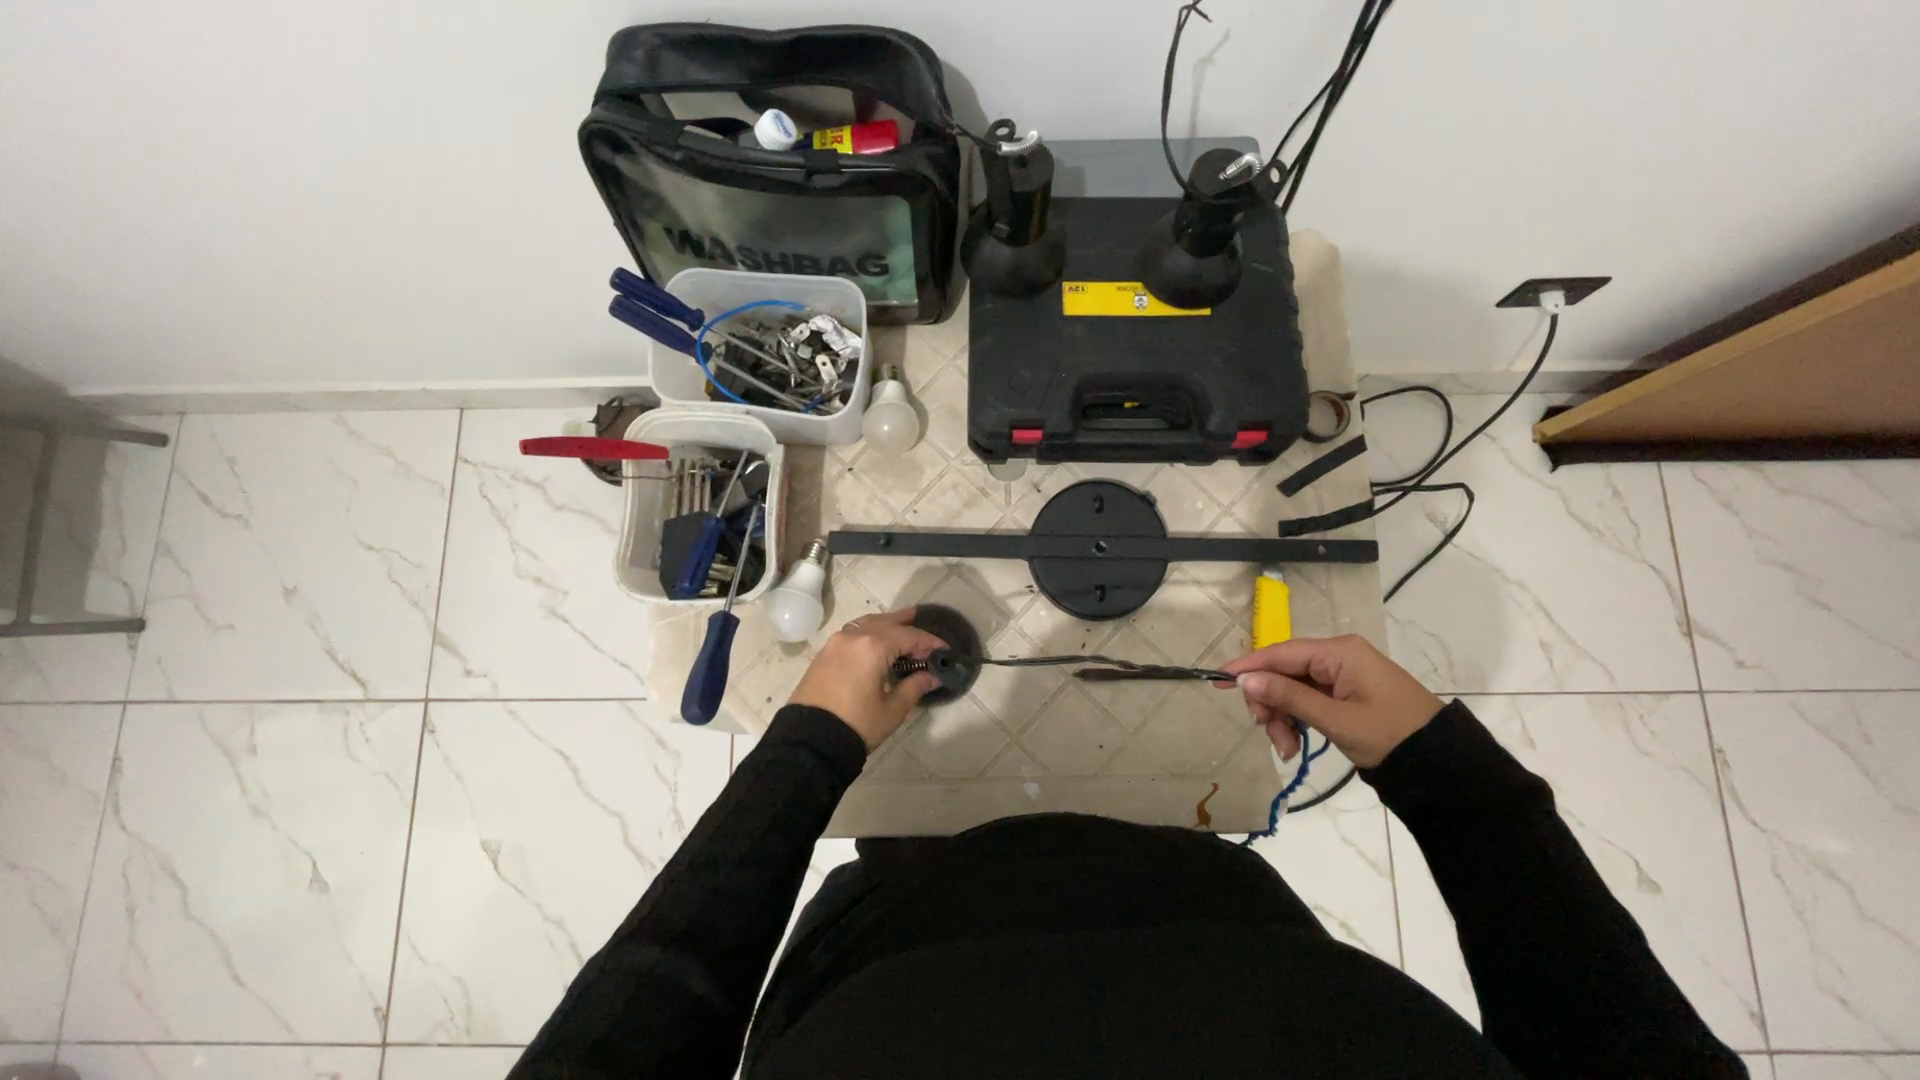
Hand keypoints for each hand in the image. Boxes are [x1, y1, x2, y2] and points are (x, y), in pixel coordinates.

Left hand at [788, 608, 945, 751]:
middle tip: (918, 616)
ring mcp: (834, 644)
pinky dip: (867, 634)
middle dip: (904, 623)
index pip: (908, 637)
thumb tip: (932, 676)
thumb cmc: (857, 725)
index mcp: (873, 646)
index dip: (929, 642)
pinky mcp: (823, 655)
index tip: (945, 650)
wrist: (809, 742)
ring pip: (865, 625)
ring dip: (883, 624)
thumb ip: (914, 687)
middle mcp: (853, 637)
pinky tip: (874, 644)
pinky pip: (851, 635)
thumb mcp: (892, 709)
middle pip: (885, 623)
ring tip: (897, 623)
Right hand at [1219, 635, 1443, 767]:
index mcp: (1339, 652)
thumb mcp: (1335, 719)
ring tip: (1287, 749)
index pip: (1280, 653)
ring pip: (1292, 689)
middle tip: (1267, 733)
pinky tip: (1295, 744)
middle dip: (1270, 703)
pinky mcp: (1345, 692)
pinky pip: (1307, 699)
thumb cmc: (1389, 735)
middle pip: (1283, 671)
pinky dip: (1296, 720)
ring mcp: (1341, 674)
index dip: (1248, 667)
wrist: (1439, 762)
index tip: (1217, 680)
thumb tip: (1245, 680)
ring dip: (1282, 717)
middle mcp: (1337, 656)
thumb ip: (1289, 697)